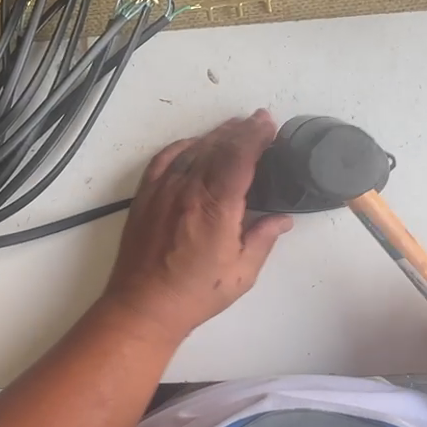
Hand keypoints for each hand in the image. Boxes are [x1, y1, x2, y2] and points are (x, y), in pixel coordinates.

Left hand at [99, 111, 293, 342]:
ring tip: (234, 128)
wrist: (143, 305)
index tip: (268, 124)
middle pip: (217, 147)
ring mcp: (163, 190)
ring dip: (215, 135)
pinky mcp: (146, 195)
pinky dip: (183, 146)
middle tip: (259, 121)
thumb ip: (263, 239)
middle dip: (241, 130)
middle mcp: (188, 190)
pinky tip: (195, 144)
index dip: (255, 136)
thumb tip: (282, 219)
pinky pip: (165, 159)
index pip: (239, 158)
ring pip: (192, 149)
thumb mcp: (241, 273)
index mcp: (216, 208)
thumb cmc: (194, 294)